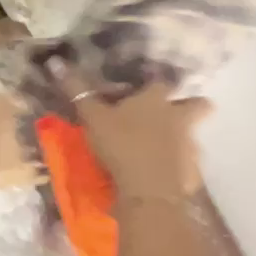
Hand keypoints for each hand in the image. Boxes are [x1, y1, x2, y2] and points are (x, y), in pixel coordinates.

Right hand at [68, 81, 210, 206]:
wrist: (148, 194)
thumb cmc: (120, 146)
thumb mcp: (92, 117)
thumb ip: (77, 90)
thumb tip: (55, 61)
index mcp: (156, 100)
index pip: (162, 81)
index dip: (155, 82)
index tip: (146, 86)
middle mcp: (180, 119)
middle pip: (200, 105)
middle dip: (192, 106)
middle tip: (171, 114)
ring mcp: (191, 147)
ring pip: (194, 137)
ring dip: (181, 140)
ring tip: (158, 150)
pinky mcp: (193, 174)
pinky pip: (187, 166)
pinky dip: (177, 168)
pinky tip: (160, 176)